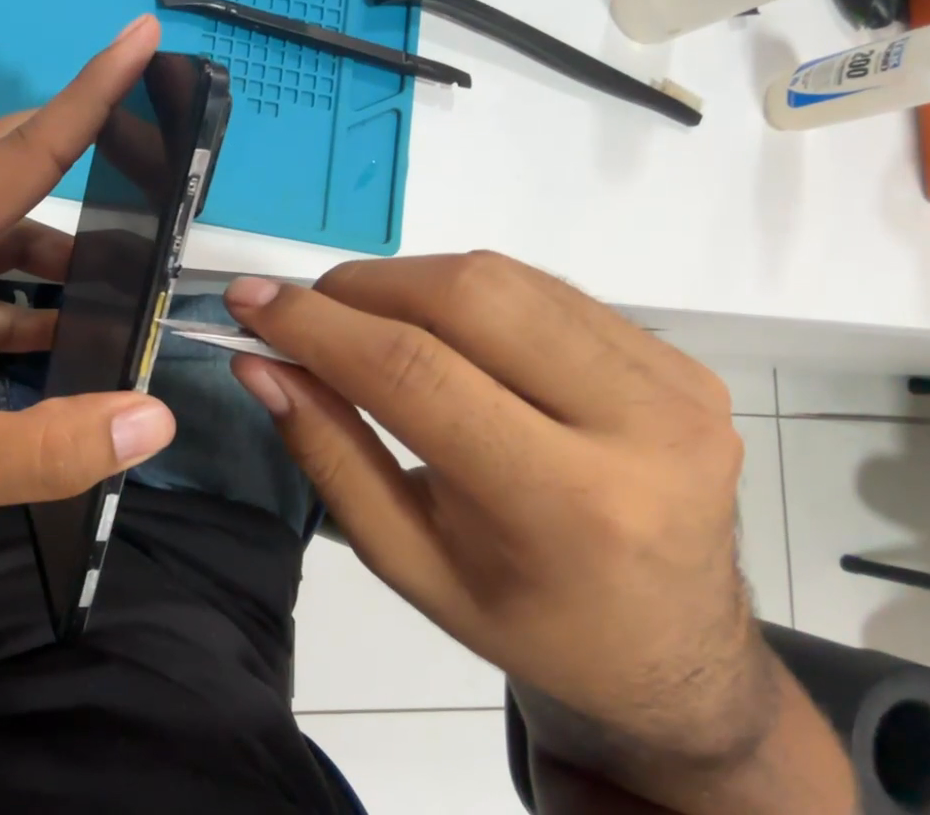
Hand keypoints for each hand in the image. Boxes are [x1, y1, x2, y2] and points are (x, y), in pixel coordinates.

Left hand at [0, 16, 177, 554]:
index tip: (139, 38)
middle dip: (79, 141)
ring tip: (127, 263)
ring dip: (58, 238)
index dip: (89, 95)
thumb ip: (50, 450)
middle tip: (152, 142)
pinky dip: (25, 292)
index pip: (24, 153)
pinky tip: (65, 331)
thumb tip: (153, 419)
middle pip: (8, 163)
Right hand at [223, 255, 788, 775]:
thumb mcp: (403, 558)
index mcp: (562, 503)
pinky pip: (541, 289)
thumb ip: (328, 452)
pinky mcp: (681, 362)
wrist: (672, 651)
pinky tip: (429, 329)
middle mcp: (637, 427)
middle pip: (466, 298)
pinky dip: (458, 293)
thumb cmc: (520, 619)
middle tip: (302, 313)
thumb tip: (259, 366)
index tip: (247, 301)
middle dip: (358, 288)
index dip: (316, 325)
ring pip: (503, 278)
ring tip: (356, 322)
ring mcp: (673, 384)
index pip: (413, 372)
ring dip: (402, 283)